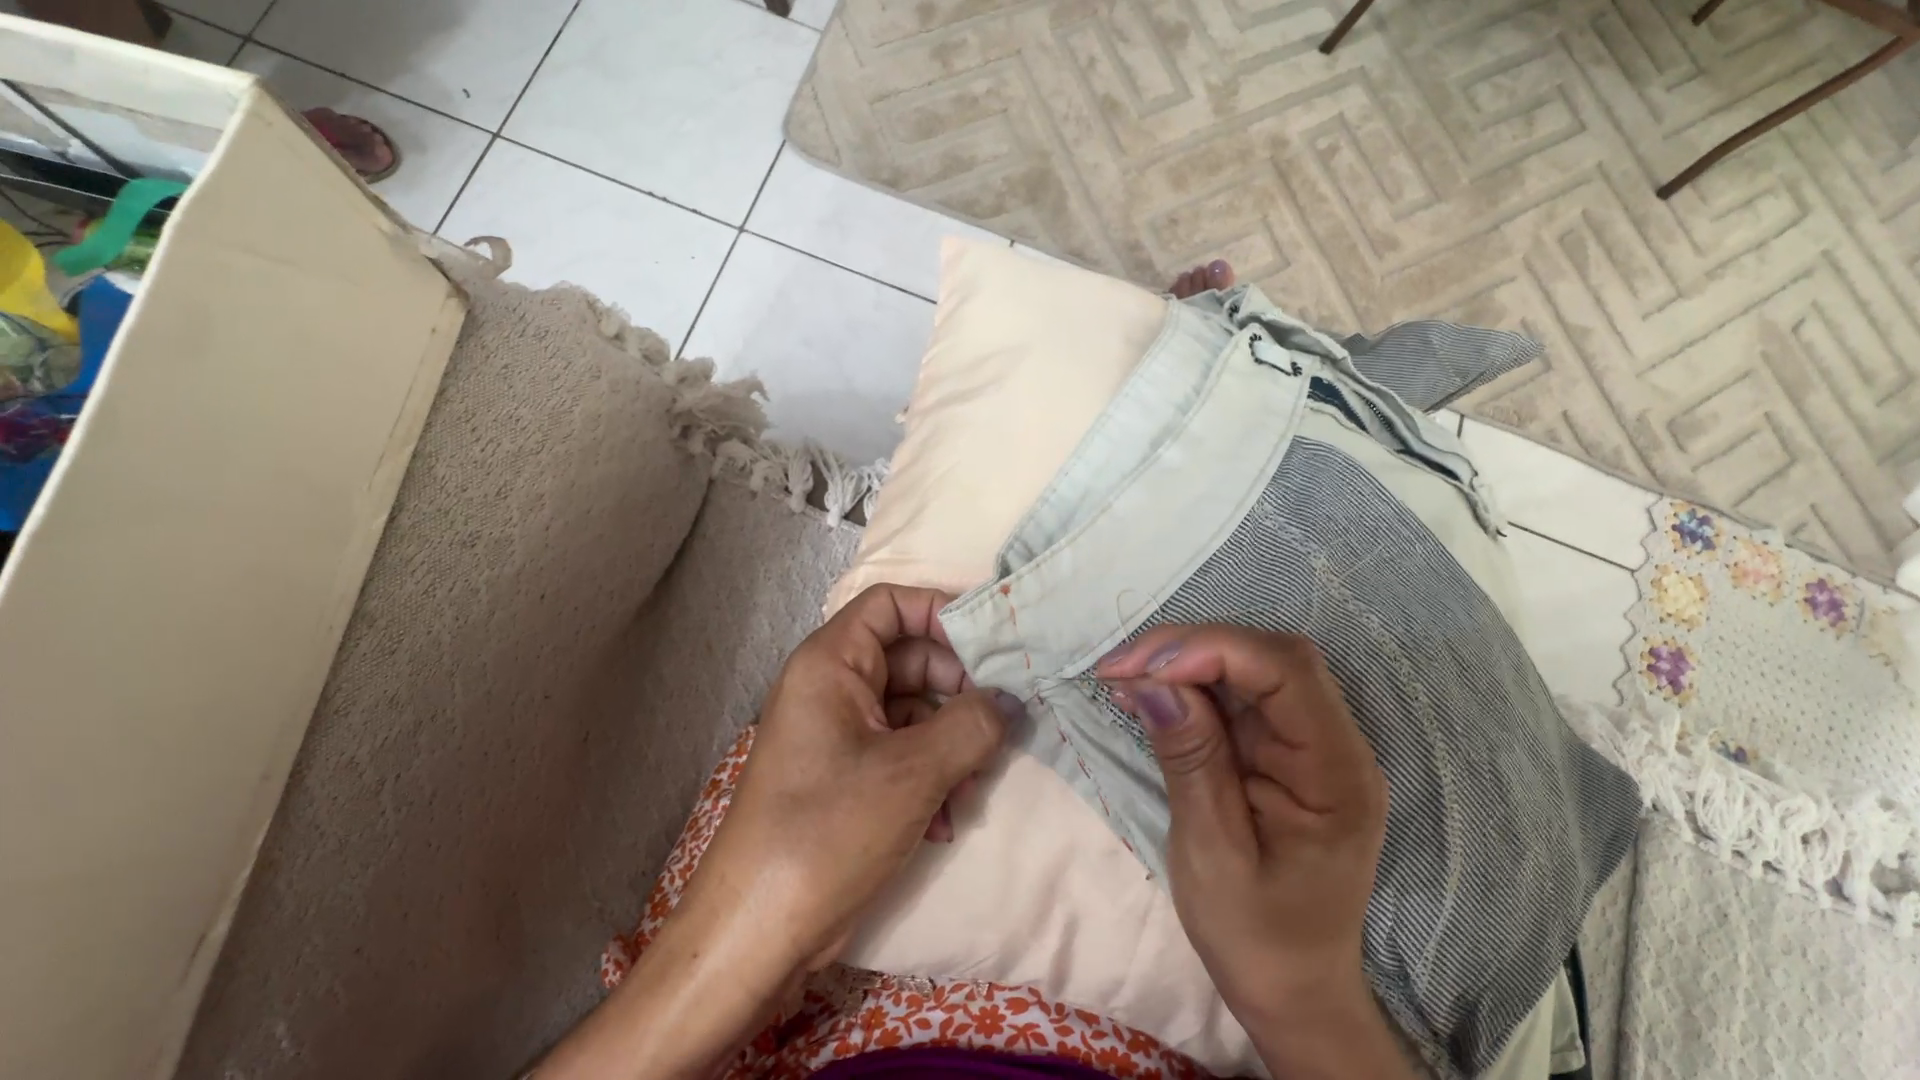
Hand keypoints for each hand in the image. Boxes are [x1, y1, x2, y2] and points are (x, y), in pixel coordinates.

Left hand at [539, 585, 1015, 1079]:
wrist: (760, 929)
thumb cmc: (829, 830)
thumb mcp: (913, 772)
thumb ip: (973, 724)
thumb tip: (1011, 700)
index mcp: (830, 663)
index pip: (891, 604)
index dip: (942, 613)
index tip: (996, 645)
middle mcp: (831, 689)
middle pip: (911, 660)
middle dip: (959, 694)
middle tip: (1000, 727)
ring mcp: (838, 736)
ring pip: (914, 713)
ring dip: (952, 747)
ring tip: (971, 790)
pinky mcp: (847, 779)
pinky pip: (903, 755)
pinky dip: (932, 780)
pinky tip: (945, 822)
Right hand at [1101, 625, 1409, 1078]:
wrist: (1293, 989)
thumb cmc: (1256, 937)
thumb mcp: (1212, 855)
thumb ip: (1191, 762)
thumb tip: (1152, 684)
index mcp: (1337, 774)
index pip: (1287, 671)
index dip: (1213, 650)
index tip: (1140, 668)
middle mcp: (1335, 746)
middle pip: (1270, 660)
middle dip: (1190, 649)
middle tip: (1118, 667)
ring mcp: (1310, 747)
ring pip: (1250, 671)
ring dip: (1184, 665)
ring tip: (1122, 678)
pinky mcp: (1283, 754)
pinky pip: (1238, 701)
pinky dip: (1189, 690)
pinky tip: (1147, 695)